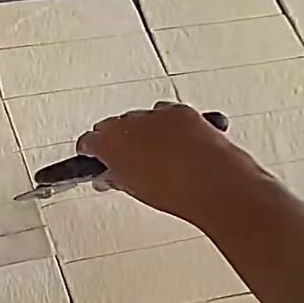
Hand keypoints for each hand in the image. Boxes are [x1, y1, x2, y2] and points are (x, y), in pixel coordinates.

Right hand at [76, 102, 270, 224]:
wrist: (215, 184)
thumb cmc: (175, 190)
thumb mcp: (134, 189)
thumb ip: (117, 178)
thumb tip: (112, 177)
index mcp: (111, 141)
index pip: (89, 141)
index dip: (89, 151)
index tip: (91, 157)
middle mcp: (131, 122)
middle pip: (113, 126)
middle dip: (116, 141)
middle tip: (121, 161)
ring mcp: (157, 115)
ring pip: (140, 119)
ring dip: (142, 132)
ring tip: (152, 156)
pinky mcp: (182, 112)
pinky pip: (166, 115)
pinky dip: (167, 127)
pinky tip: (174, 145)